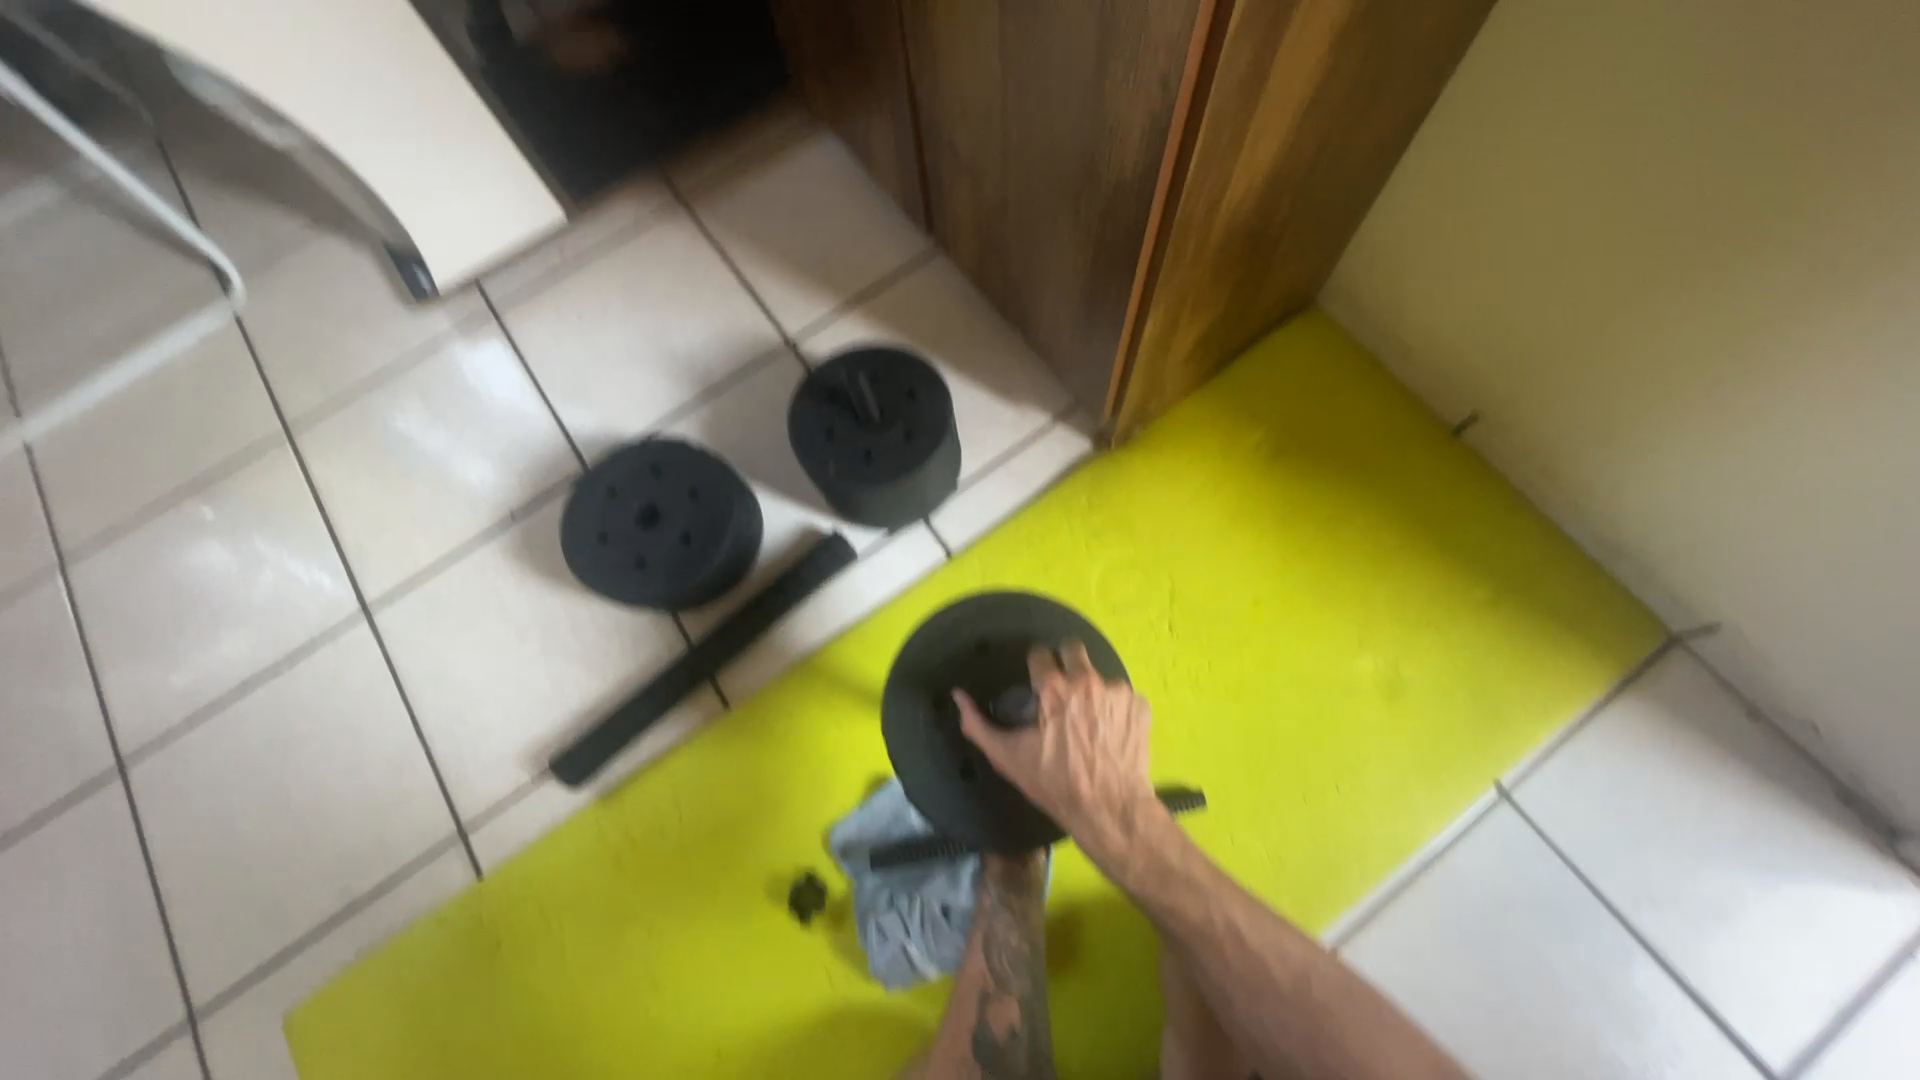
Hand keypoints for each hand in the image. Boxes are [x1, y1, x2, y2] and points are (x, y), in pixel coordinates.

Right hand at [955, 641, 1159, 858]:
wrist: (1110, 807)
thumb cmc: (1054, 783)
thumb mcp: (1008, 758)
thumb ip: (977, 724)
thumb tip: (958, 696)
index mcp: (1055, 688)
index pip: (1040, 653)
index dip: (1036, 668)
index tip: (1037, 686)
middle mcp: (1088, 681)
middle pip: (1073, 649)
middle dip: (1064, 664)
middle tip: (1061, 692)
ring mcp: (1118, 691)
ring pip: (1098, 675)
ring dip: (1090, 691)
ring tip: (1087, 721)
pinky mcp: (1139, 705)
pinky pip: (1121, 696)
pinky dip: (1113, 708)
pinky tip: (1108, 732)